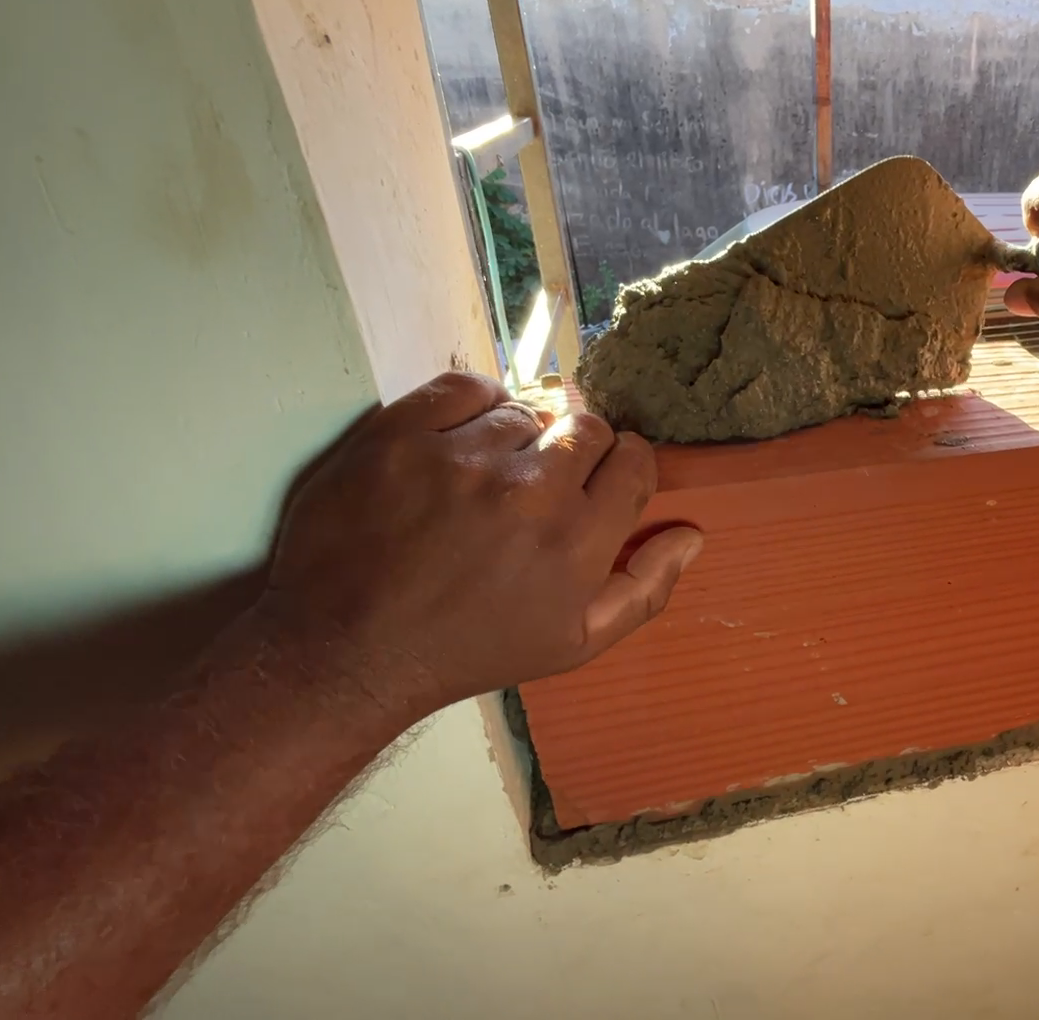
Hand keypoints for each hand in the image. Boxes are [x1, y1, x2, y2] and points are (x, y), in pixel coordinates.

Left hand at [257, 372, 701, 714]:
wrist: (345, 651)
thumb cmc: (473, 649)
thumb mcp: (575, 643)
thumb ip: (645, 589)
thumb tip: (693, 535)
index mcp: (578, 541)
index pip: (635, 459)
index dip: (622, 467)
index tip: (597, 483)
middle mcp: (529, 491)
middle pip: (586, 426)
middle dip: (574, 451)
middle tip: (540, 485)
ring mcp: (460, 457)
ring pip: (524, 410)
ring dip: (516, 438)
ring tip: (486, 478)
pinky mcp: (398, 434)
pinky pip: (465, 388)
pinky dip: (470, 408)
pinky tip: (458, 444)